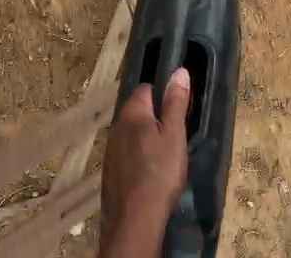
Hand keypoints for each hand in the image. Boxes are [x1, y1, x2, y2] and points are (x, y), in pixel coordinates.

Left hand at [101, 67, 190, 257]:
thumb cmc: (160, 171)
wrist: (136, 219)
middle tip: (175, 134)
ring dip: (146, 138)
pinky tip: (151, 171)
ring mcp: (111, 149)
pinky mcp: (111, 170)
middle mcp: (117, 125)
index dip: (163, 96)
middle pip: (139, 111)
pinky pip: (127, 153)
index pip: (146, 89)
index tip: (177, 110)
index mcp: (132, 112)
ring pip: (132, 133)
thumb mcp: (174, 134)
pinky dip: (139, 156)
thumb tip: (179, 71)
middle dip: (155, 118)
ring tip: (165, 154)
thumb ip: (175, 102)